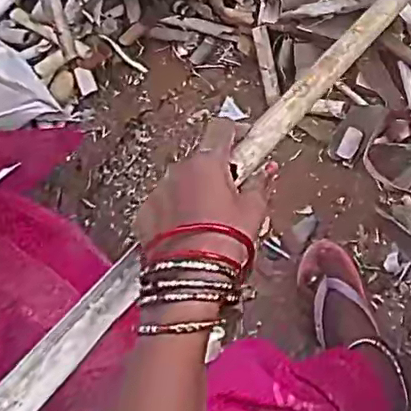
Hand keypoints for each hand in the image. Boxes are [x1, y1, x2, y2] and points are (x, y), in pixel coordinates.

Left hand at [135, 119, 268, 267]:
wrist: (188, 282)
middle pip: (202, 158)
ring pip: (182, 181)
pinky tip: (189, 231)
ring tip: (210, 218)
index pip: (222, 128)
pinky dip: (176, 211)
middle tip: (234, 191)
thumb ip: (261, 183)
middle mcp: (179, 170)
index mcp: (208, 162)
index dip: (237, 132)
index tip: (246, 142)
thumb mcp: (254, 210)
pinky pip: (164, 204)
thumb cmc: (226, 242)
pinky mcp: (143, 216)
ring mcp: (158, 192)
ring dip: (195, 190)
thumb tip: (267, 170)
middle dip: (217, 170)